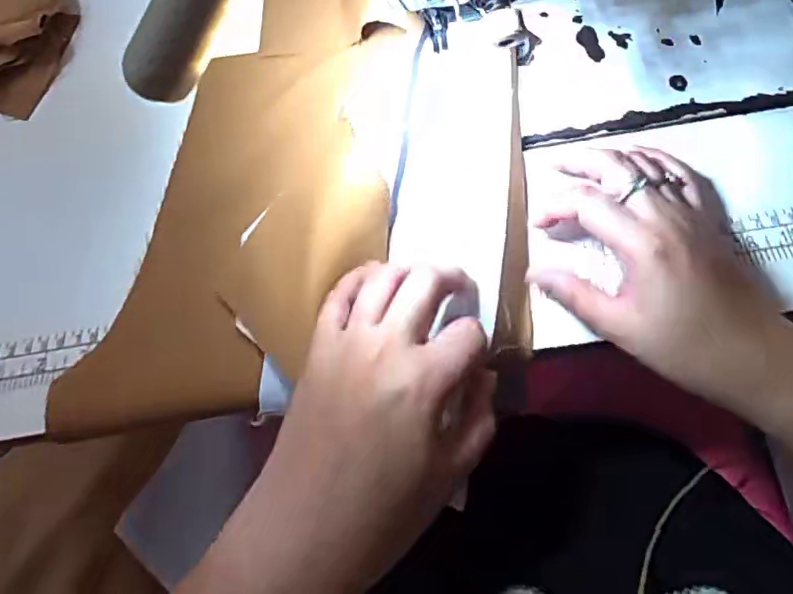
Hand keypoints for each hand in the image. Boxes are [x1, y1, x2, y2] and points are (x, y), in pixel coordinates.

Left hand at [190, 263, 495, 593]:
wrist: (308, 522)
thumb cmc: (386, 508)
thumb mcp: (449, 475)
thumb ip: (478, 418)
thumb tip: (484, 375)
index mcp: (424, 380)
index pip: (468, 332)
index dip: (481, 339)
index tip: (477, 352)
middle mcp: (386, 345)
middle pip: (425, 283)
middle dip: (451, 278)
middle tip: (461, 287)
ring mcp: (347, 339)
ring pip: (382, 277)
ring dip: (408, 271)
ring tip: (422, 281)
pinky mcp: (318, 343)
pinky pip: (339, 293)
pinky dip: (360, 277)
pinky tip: (375, 280)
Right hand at [529, 145, 792, 419]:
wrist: (761, 360)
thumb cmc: (688, 350)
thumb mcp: (622, 328)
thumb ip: (574, 295)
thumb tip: (533, 273)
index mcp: (642, 243)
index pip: (586, 202)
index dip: (554, 206)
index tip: (539, 224)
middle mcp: (666, 216)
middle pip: (616, 167)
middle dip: (580, 162)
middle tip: (554, 167)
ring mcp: (691, 213)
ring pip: (646, 164)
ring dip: (611, 157)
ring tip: (585, 164)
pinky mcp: (709, 218)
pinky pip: (681, 173)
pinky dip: (656, 158)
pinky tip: (639, 159)